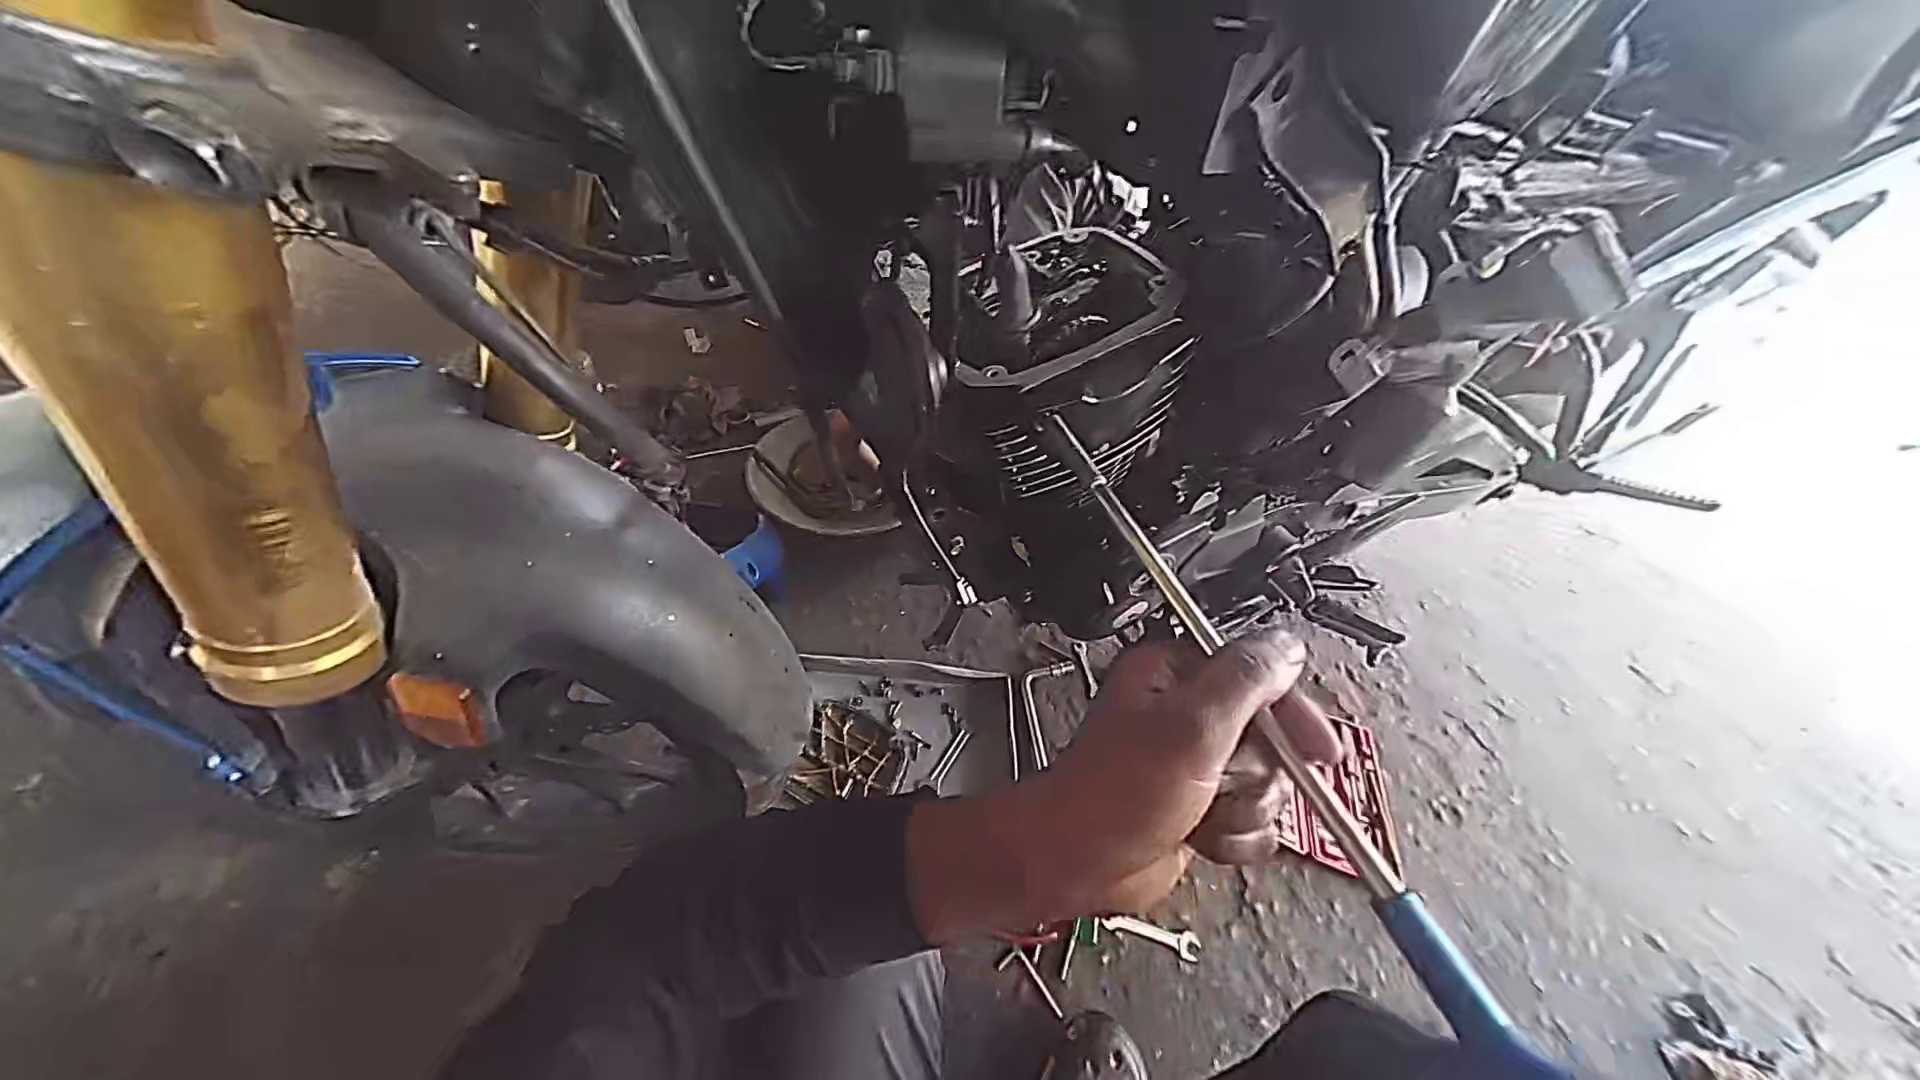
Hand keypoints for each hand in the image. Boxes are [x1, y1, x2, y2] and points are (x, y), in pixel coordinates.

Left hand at [907, 629, 1341, 942]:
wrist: (1083, 859)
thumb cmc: (1116, 791)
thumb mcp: (1190, 727)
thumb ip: (1244, 681)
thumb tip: (1284, 646)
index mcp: (1174, 675)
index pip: (1257, 676)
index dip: (1291, 713)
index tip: (1316, 747)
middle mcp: (1185, 712)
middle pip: (1269, 736)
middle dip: (1252, 773)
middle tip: (1221, 779)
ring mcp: (1195, 761)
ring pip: (1266, 784)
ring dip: (1242, 808)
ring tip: (1202, 809)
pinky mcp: (1201, 802)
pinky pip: (1253, 820)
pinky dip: (1235, 835)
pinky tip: (1202, 835)